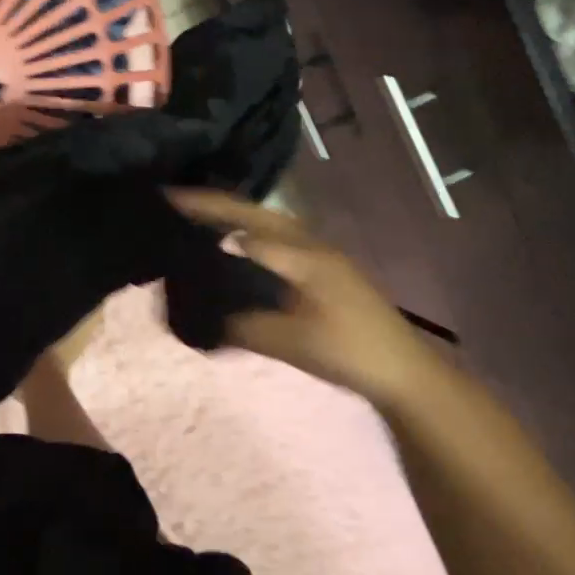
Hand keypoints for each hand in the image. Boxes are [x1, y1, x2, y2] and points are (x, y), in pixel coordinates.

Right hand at [167, 188, 442, 404]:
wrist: (407, 376)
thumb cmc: (349, 353)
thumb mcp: (289, 342)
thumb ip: (241, 325)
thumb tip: (201, 317)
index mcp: (302, 255)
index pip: (242, 224)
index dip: (204, 211)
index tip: (167, 201)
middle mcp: (311, 245)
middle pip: (256, 211)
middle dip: (215, 202)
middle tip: (175, 198)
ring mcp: (322, 256)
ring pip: (269, 221)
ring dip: (234, 213)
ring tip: (199, 214)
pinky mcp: (325, 270)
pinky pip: (277, 236)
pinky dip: (249, 230)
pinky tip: (235, 243)